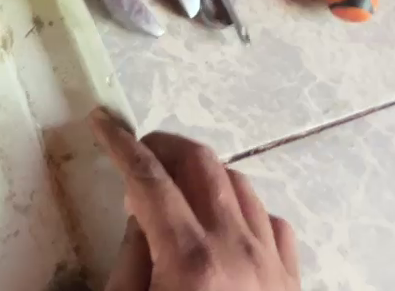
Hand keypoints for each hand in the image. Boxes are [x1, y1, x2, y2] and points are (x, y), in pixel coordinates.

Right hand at [90, 108, 300, 290]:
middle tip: (138, 157)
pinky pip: (273, 223)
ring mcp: (272, 267)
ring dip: (202, 175)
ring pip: (238, 183)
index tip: (101, 120)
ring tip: (177, 193)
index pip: (148, 177)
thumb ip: (129, 257)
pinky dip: (244, 212)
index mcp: (190, 259)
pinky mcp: (293, 285)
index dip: (119, 142)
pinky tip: (224, 226)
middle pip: (200, 163)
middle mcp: (236, 250)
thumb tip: (138, 217)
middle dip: (163, 147)